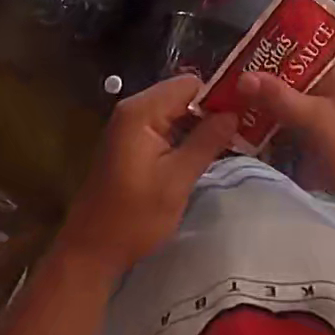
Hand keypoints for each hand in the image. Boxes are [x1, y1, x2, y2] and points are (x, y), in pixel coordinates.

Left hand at [59, 75, 237, 275]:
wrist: (91, 250)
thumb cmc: (134, 216)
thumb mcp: (177, 180)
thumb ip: (206, 141)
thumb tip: (234, 114)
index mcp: (141, 111)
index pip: (189, 84)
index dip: (217, 96)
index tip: (244, 114)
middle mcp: (134, 108)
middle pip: (182, 93)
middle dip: (211, 109)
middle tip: (242, 129)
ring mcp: (130, 124)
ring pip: (176, 109)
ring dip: (200, 123)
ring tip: (230, 140)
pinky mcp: (132, 140)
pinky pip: (165, 124)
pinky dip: (185, 134)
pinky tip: (205, 151)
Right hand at [237, 48, 334, 216]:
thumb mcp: (316, 120)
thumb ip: (279, 97)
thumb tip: (241, 77)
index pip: (305, 36)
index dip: (275, 37)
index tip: (243, 44)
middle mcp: (332, 76)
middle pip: (291, 64)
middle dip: (262, 70)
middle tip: (225, 75)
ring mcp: (326, 102)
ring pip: (287, 89)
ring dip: (263, 95)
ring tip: (228, 97)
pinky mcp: (319, 125)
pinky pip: (289, 112)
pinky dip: (271, 115)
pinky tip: (245, 121)